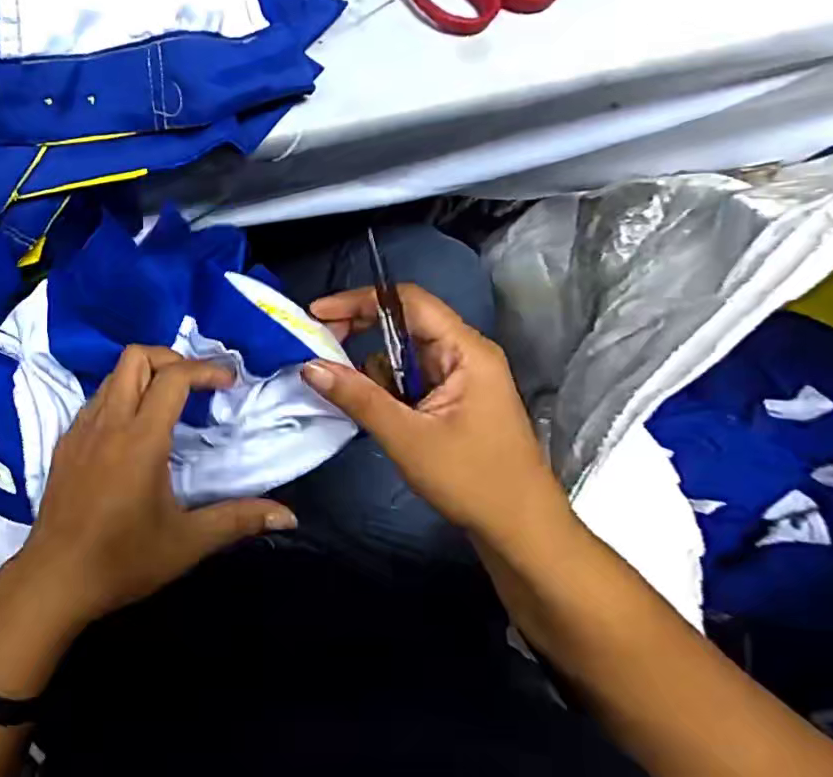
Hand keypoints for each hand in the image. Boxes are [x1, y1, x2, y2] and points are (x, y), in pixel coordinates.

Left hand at [1, 345, 298, 627]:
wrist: (55, 577)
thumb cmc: (123, 559)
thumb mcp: (187, 542)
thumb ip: (237, 519)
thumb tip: (288, 517)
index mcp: (140, 439)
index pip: (173, 378)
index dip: (205, 369)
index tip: (228, 382)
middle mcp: (108, 422)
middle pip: (135, 357)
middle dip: (170, 357)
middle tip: (196, 383)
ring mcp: (81, 429)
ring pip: (112, 375)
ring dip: (143, 375)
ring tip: (168, 402)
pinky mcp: (65, 441)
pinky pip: (95, 400)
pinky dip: (120, 396)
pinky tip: (132, 429)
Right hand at [299, 284, 570, 547]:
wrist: (523, 533)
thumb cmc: (474, 481)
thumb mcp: (407, 437)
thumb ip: (357, 397)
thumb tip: (310, 365)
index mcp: (465, 351)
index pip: (407, 301)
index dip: (359, 300)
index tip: (318, 313)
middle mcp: (464, 354)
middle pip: (402, 321)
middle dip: (358, 328)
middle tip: (319, 343)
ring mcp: (459, 377)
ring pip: (402, 350)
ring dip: (368, 362)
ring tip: (339, 382)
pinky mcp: (452, 398)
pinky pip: (408, 374)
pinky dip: (382, 383)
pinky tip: (367, 404)